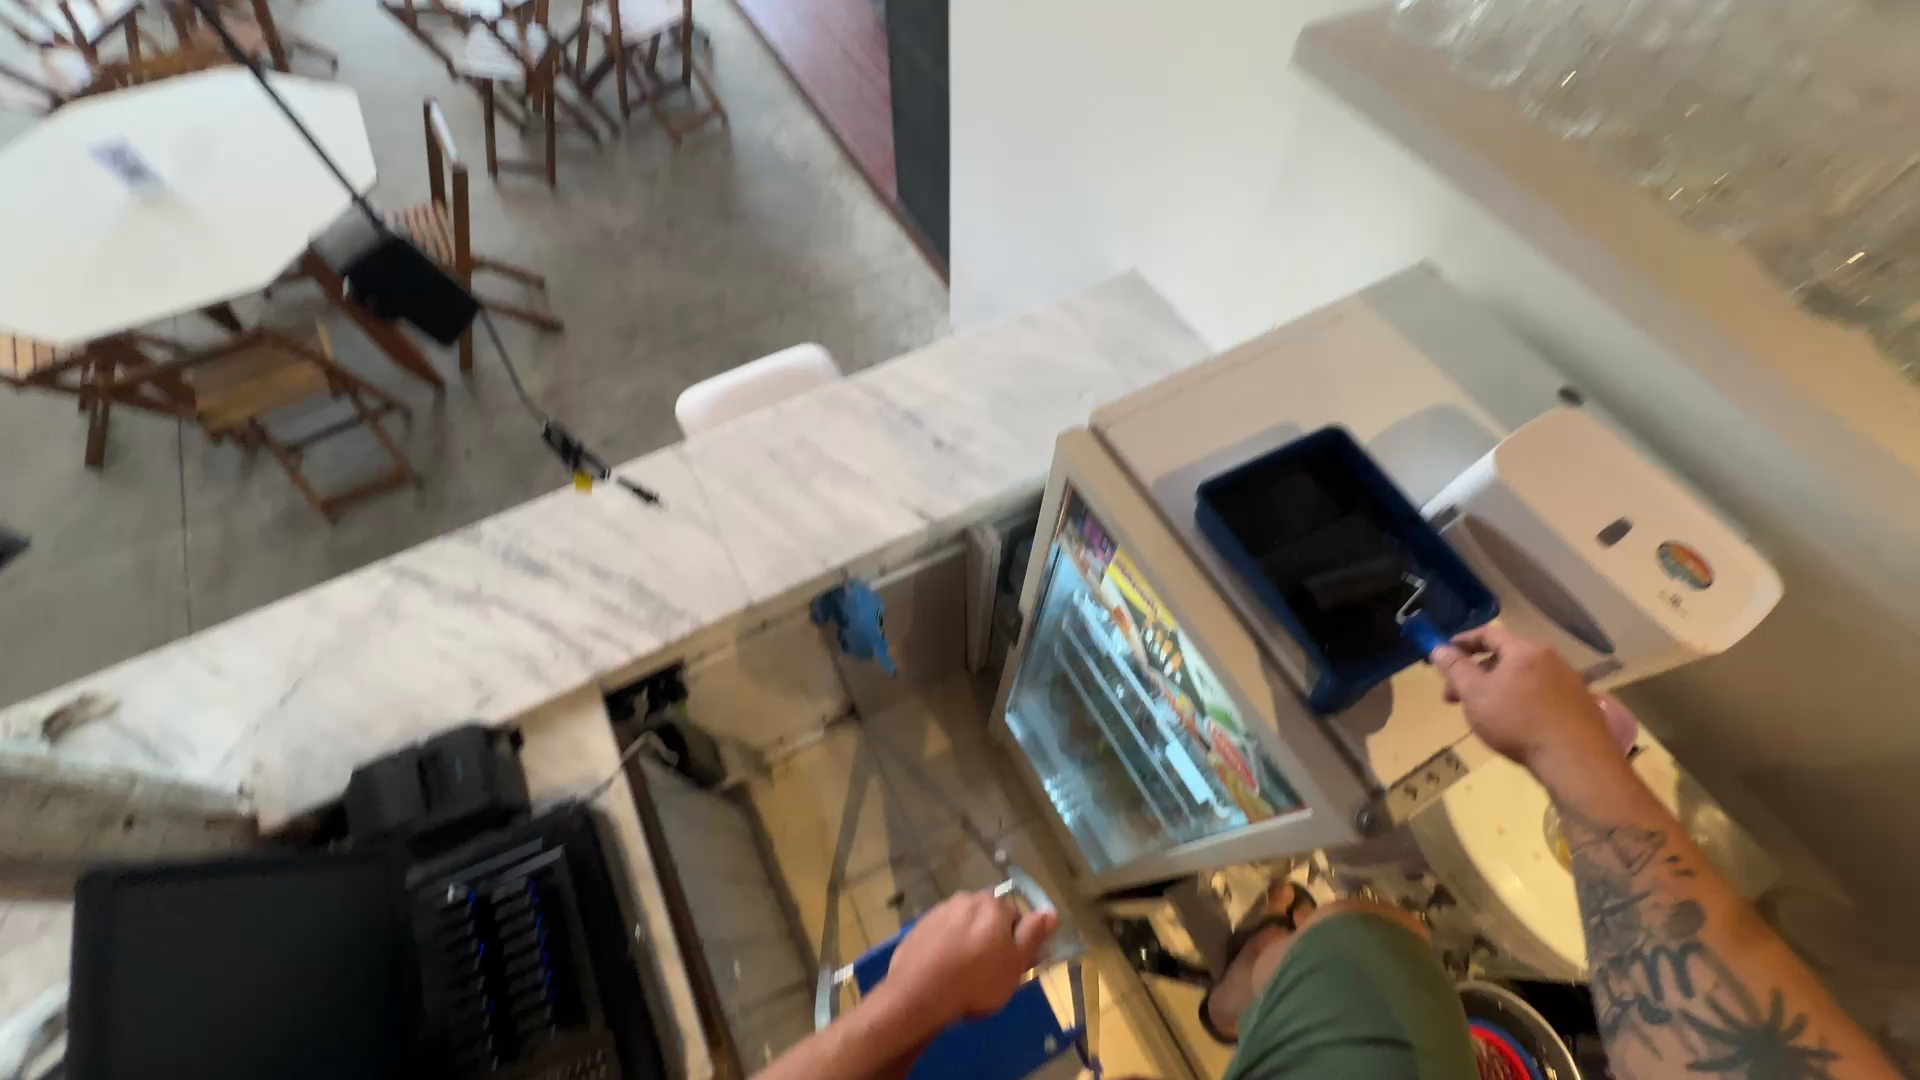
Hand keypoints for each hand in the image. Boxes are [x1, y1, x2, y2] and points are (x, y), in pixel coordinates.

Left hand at [880, 891, 1058, 1030]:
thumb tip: (1052, 913)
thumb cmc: (977, 980)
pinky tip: (943, 969)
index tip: (1010, 964)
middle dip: (991, 937)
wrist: (919, 992)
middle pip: (988, 917)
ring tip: (963, 972)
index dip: (1016, 941)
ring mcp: (941, 910)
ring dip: (968, 940)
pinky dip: (946, 946)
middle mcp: (968, 898)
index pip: (1015, 915)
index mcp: (994, 904)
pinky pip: (942, 933)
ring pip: (964, 924)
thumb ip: (1034, 935)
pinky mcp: (921, 925)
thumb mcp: (1016, 963)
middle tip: (989, 970)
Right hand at [1429, 624, 1620, 776]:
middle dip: (1474, 673)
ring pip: (1521, 677)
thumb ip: (1454, 667)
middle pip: (1504, 657)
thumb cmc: (1517, 721)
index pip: (1488, 634)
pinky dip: (1518, 700)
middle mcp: (1552, 660)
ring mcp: (1570, 684)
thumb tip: (1439, 648)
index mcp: (1526, 651)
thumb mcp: (1474, 693)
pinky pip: (1539, 694)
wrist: (1576, 762)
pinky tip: (1511, 723)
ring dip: (1494, 688)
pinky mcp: (1580, 707)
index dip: (1461, 641)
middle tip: (1454, 696)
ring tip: (1481, 713)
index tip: (1442, 654)